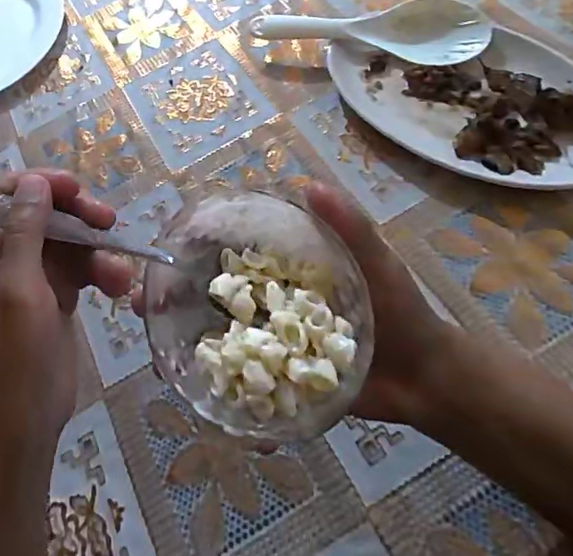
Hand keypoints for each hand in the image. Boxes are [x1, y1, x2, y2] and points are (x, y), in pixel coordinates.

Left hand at [0, 169, 135, 455]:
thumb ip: (25, 231)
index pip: (6, 196)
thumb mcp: (18, 290)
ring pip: (69, 241)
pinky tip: (120, 288)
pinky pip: (81, 269)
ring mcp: (33, 278)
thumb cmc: (12, 359)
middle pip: (44, 214)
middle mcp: (6, 258)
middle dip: (77, 214)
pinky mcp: (57, 298)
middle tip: (107, 219)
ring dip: (97, 249)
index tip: (75, 188)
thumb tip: (33, 181)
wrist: (22, 430)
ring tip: (119, 275)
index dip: (39, 185)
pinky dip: (101, 272)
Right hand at [129, 183, 463, 431]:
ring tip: (156, 344)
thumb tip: (307, 185)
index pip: (239, 252)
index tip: (167, 251)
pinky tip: (194, 388)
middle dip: (182, 296)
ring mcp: (281, 344)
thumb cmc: (403, 307)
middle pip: (221, 296)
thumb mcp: (378, 259)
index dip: (201, 250)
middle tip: (143, 302)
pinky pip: (251, 382)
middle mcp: (279, 303)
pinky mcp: (288, 381)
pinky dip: (224, 385)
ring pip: (228, 338)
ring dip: (191, 339)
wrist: (429, 378)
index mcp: (294, 268)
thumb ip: (349, 225)